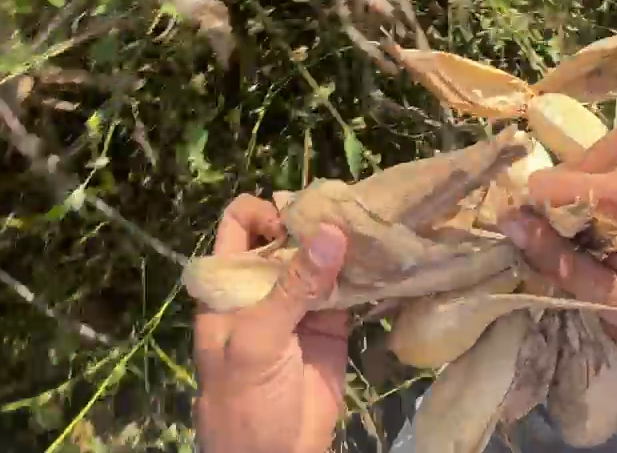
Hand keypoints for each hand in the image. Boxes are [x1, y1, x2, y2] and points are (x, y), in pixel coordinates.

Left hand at [194, 195, 350, 452]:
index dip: (264, 213)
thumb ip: (294, 286)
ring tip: (373, 226)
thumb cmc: (245, 403)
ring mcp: (301, 299)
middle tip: (347, 215)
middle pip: (288, 231)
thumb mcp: (258, 343)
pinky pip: (349, 281)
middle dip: (315, 218)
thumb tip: (331, 229)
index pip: (240, 223)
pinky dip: (366, 266)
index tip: (294, 225)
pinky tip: (385, 253)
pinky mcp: (333, 318)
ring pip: (321, 252)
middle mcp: (265, 283)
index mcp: (230, 283)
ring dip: (345, 239)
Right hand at [500, 113, 616, 325]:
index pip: (545, 186)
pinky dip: (609, 171)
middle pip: (564, 171)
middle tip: (606, 234)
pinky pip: (603, 147)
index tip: (569, 240)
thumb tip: (508, 221)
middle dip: (572, 203)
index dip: (545, 216)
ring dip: (591, 188)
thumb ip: (559, 262)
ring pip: (582, 159)